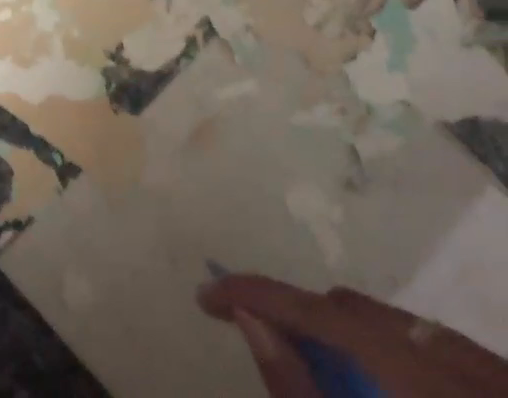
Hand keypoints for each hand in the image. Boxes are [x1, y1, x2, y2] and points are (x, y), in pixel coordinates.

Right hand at [199, 273, 507, 396]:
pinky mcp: (507, 390)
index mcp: (420, 382)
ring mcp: (499, 382)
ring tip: (314, 362)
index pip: (321, 313)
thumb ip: (297, 387)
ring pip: (406, 330)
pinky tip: (378, 386)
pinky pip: (446, 355)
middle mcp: (471, 373)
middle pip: (363, 315)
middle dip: (302, 317)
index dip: (255, 294)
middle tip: (256, 333)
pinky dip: (399, 357)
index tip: (205, 298)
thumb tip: (246, 317)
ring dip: (348, 335)